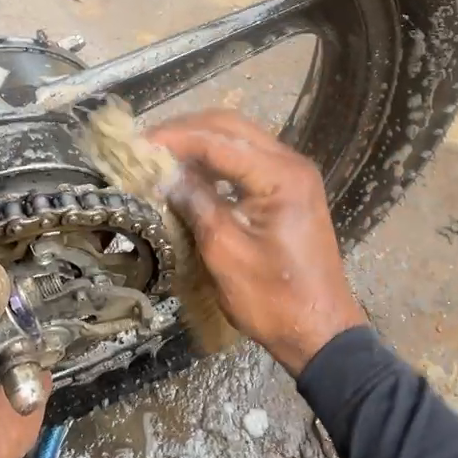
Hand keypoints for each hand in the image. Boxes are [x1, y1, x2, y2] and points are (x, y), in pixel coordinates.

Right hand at [147, 110, 367, 373]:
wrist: (320, 331)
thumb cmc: (273, 298)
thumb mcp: (225, 252)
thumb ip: (195, 202)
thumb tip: (163, 173)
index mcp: (281, 176)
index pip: (218, 141)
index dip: (175, 139)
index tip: (137, 143)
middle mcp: (291, 163)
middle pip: (230, 127)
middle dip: (185, 130)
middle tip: (145, 142)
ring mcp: (293, 174)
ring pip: (239, 138)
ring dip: (199, 141)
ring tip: (161, 153)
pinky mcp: (288, 188)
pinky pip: (246, 158)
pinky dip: (215, 157)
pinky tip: (190, 171)